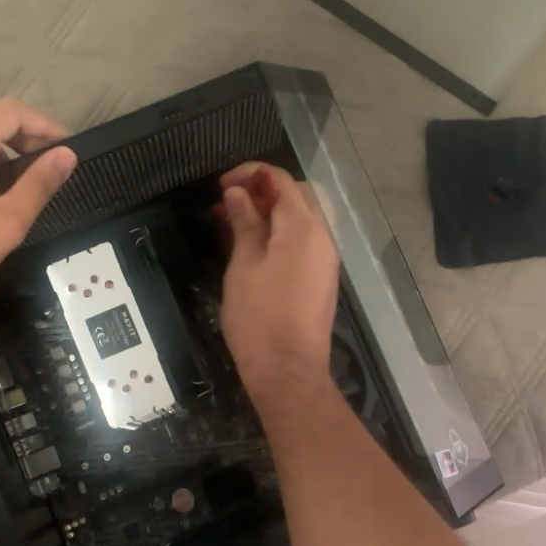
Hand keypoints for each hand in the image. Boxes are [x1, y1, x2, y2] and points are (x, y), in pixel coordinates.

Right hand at [217, 162, 340, 409]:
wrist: (288, 371)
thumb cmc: (259, 319)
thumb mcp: (243, 267)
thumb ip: (244, 225)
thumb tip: (238, 195)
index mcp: (304, 228)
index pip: (281, 180)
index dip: (250, 174)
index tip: (220, 185)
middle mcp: (323, 237)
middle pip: (297, 195)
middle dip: (262, 190)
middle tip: (227, 201)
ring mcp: (326, 259)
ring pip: (301, 218)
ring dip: (270, 212)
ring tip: (233, 222)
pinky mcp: (321, 278)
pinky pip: (303, 241)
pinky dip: (280, 233)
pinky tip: (252, 244)